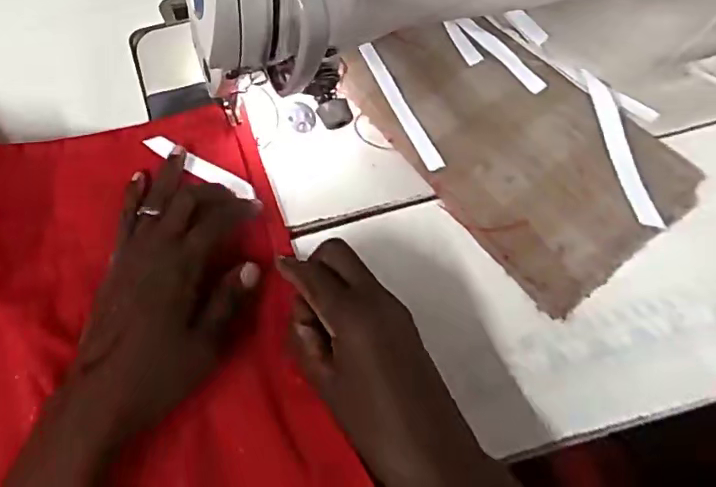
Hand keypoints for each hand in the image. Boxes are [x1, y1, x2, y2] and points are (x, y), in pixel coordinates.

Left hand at [4, 148, 261, 485]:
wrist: (103, 387)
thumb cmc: (159, 373)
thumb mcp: (206, 347)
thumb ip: (228, 302)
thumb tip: (252, 265)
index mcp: (182, 267)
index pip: (215, 223)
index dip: (237, 210)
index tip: (255, 207)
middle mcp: (157, 248)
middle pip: (186, 204)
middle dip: (210, 190)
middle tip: (230, 190)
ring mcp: (133, 250)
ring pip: (155, 201)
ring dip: (169, 176)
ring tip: (180, 152)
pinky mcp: (116, 258)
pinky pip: (126, 216)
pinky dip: (133, 194)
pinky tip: (138, 177)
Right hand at [278, 240, 514, 486]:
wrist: (439, 461)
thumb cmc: (374, 426)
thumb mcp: (325, 384)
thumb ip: (304, 338)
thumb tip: (300, 313)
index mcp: (353, 313)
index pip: (312, 272)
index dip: (290, 268)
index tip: (275, 268)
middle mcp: (376, 299)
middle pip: (337, 253)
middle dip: (313, 265)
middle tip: (303, 303)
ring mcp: (394, 308)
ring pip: (353, 268)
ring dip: (331, 280)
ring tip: (322, 327)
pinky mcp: (404, 321)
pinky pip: (366, 288)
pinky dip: (347, 294)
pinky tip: (341, 334)